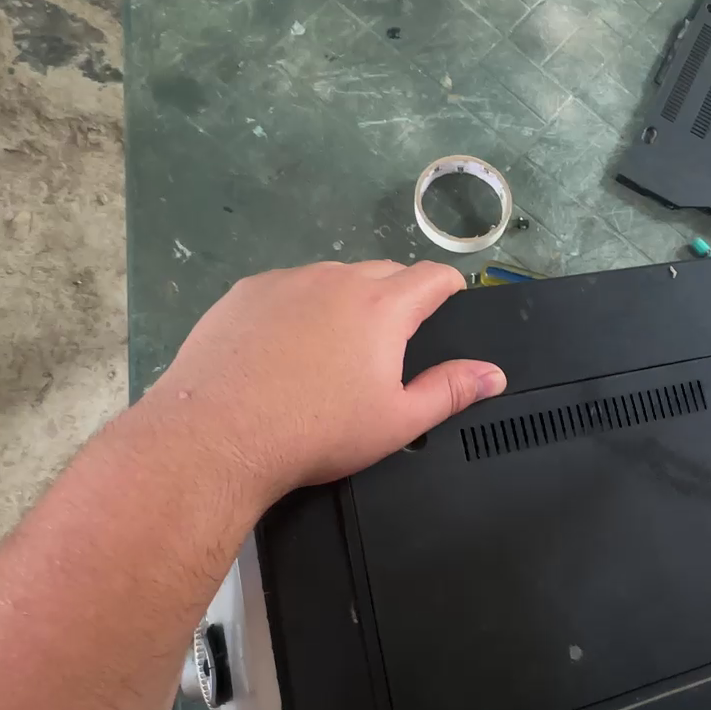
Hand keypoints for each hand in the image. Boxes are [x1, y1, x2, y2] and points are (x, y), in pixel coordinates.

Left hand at [140, 261, 504, 502]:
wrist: (216, 437)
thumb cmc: (317, 432)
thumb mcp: (398, 421)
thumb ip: (452, 391)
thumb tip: (494, 374)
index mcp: (382, 306)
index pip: (433, 275)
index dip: (449, 287)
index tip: (448, 306)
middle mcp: (336, 280)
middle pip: (385, 271)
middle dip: (399, 296)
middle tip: (391, 344)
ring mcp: (286, 281)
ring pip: (335, 277)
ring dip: (349, 300)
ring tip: (335, 349)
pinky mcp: (245, 292)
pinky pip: (290, 287)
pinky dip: (302, 306)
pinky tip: (286, 347)